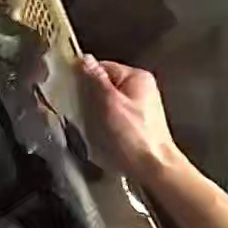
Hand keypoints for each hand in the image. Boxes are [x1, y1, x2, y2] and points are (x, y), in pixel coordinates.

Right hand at [80, 55, 185, 183]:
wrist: (155, 168)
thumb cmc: (134, 137)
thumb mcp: (109, 103)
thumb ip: (96, 79)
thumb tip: (85, 59)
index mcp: (137, 77)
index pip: (103, 66)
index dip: (85, 77)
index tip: (72, 89)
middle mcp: (141, 89)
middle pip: (106, 84)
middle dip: (91, 97)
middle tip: (83, 111)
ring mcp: (140, 107)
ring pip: (108, 102)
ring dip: (97, 112)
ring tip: (94, 125)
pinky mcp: (138, 123)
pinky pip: (115, 116)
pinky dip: (106, 123)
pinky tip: (104, 134)